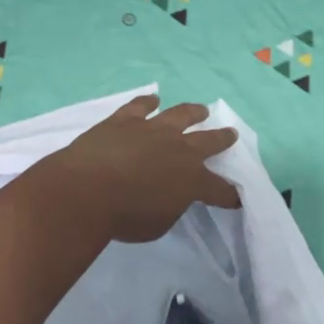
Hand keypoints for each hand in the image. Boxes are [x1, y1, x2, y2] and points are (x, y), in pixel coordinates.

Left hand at [38, 95, 240, 243]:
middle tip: (231, 134)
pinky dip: (148, 102)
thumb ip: (170, 207)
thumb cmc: (125, 217)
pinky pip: (140, 106)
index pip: (219, 189)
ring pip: (179, 115)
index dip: (228, 195)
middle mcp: (178, 150)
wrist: (86, 191)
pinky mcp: (124, 121)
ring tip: (201, 110)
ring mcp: (151, 130)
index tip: (236, 198)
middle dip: (222, 139)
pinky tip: (153, 99)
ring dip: (193, 112)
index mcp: (192, 180)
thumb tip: (170, 196)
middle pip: (208, 142)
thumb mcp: (157, 225)